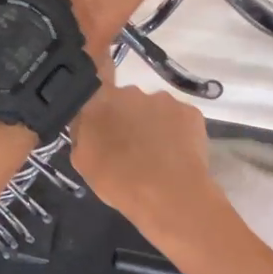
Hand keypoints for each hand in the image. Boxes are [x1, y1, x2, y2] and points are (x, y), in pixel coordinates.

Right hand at [72, 85, 222, 223]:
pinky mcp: (191, 111)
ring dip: (151, 124)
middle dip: (125, 116)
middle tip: (127, 145)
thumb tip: (87, 122)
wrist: (170, 196)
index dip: (97, 84)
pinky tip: (174, 154)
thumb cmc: (117, 181)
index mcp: (99, 101)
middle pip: (125, 99)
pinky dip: (175, 131)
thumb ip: (82, 133)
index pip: (94, 77)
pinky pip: (177, 118)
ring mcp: (164, 100)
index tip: (101, 106)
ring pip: (153, 108)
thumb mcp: (81, 161)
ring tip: (155, 154)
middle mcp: (131, 91)